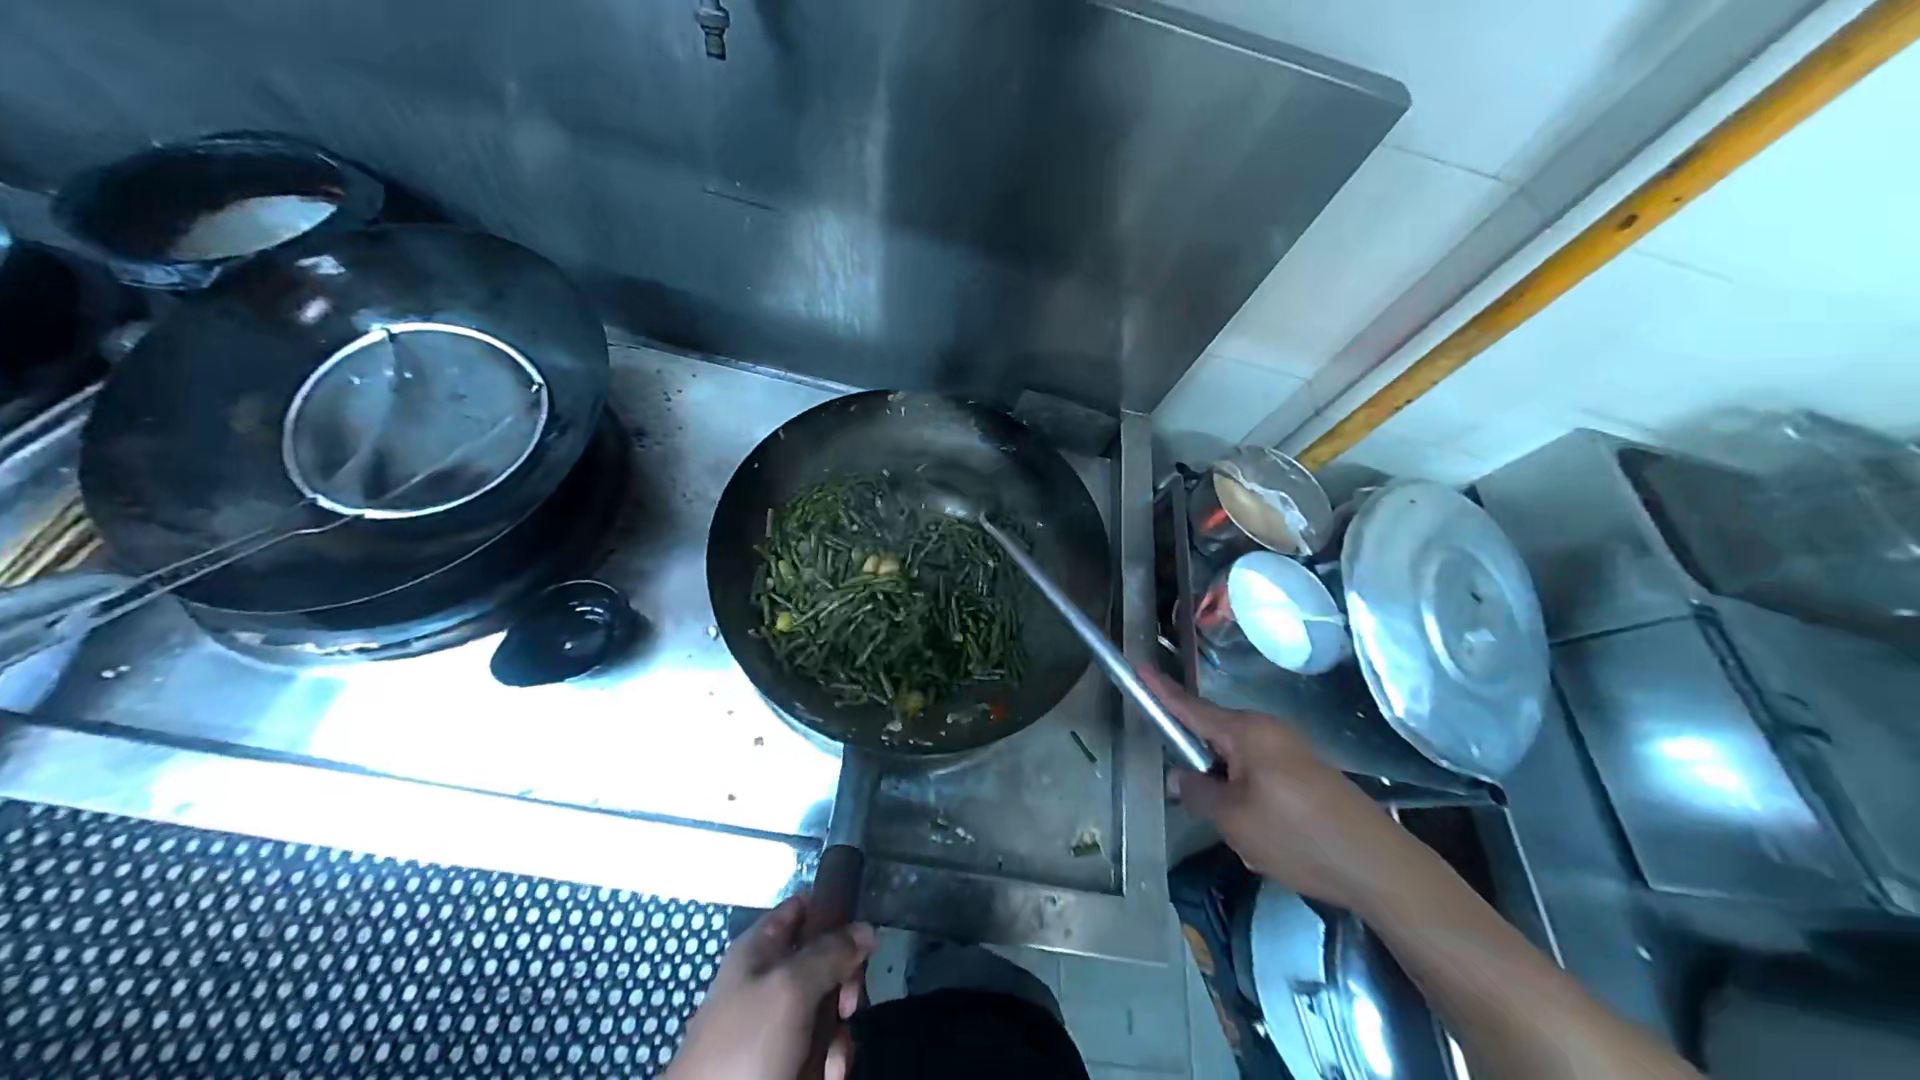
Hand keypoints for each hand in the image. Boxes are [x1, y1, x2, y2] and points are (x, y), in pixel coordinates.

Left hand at [663, 894, 875, 1079]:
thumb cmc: (744, 1048)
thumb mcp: (790, 988)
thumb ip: (830, 952)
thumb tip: (867, 929)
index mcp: (760, 949)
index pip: (803, 908)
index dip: (833, 913)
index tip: (861, 936)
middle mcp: (770, 981)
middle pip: (825, 961)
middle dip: (845, 984)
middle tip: (847, 1005)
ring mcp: (778, 1027)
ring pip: (829, 1010)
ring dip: (839, 1036)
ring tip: (831, 1063)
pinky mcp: (787, 1065)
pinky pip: (824, 1051)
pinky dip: (832, 1065)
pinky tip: (828, 1078)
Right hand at [1144, 668, 1422, 911]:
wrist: (1378, 866)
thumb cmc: (1297, 835)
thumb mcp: (1234, 820)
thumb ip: (1198, 792)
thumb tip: (1181, 777)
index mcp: (1247, 732)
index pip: (1190, 707)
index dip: (1160, 692)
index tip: (1138, 668)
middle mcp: (1268, 731)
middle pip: (1213, 737)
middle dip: (1200, 768)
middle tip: (1198, 805)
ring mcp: (1290, 751)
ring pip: (1236, 765)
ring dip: (1227, 794)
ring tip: (1243, 837)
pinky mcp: (1304, 774)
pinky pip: (1259, 778)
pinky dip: (1250, 804)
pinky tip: (1266, 841)